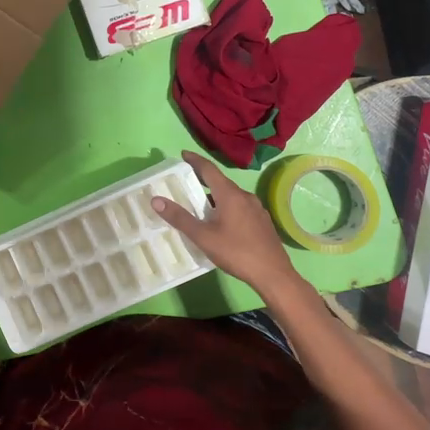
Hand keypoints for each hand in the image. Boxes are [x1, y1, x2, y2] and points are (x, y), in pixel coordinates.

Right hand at [152, 151, 306, 300]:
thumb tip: (156, 200)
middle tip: (186, 181)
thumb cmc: (237, 252)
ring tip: (200, 204)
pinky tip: (221, 222)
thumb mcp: (203, 237)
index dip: (195, 160)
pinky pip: (240, 206)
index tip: (183, 154)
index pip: (209, 169)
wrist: (274, 275)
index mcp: (230, 194)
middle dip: (203, 179)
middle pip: (220, 181)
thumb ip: (180, 218)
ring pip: (231, 195)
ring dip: (215, 195)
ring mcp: (256, 209)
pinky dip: (226, 206)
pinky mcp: (262, 221)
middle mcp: (245, 196)